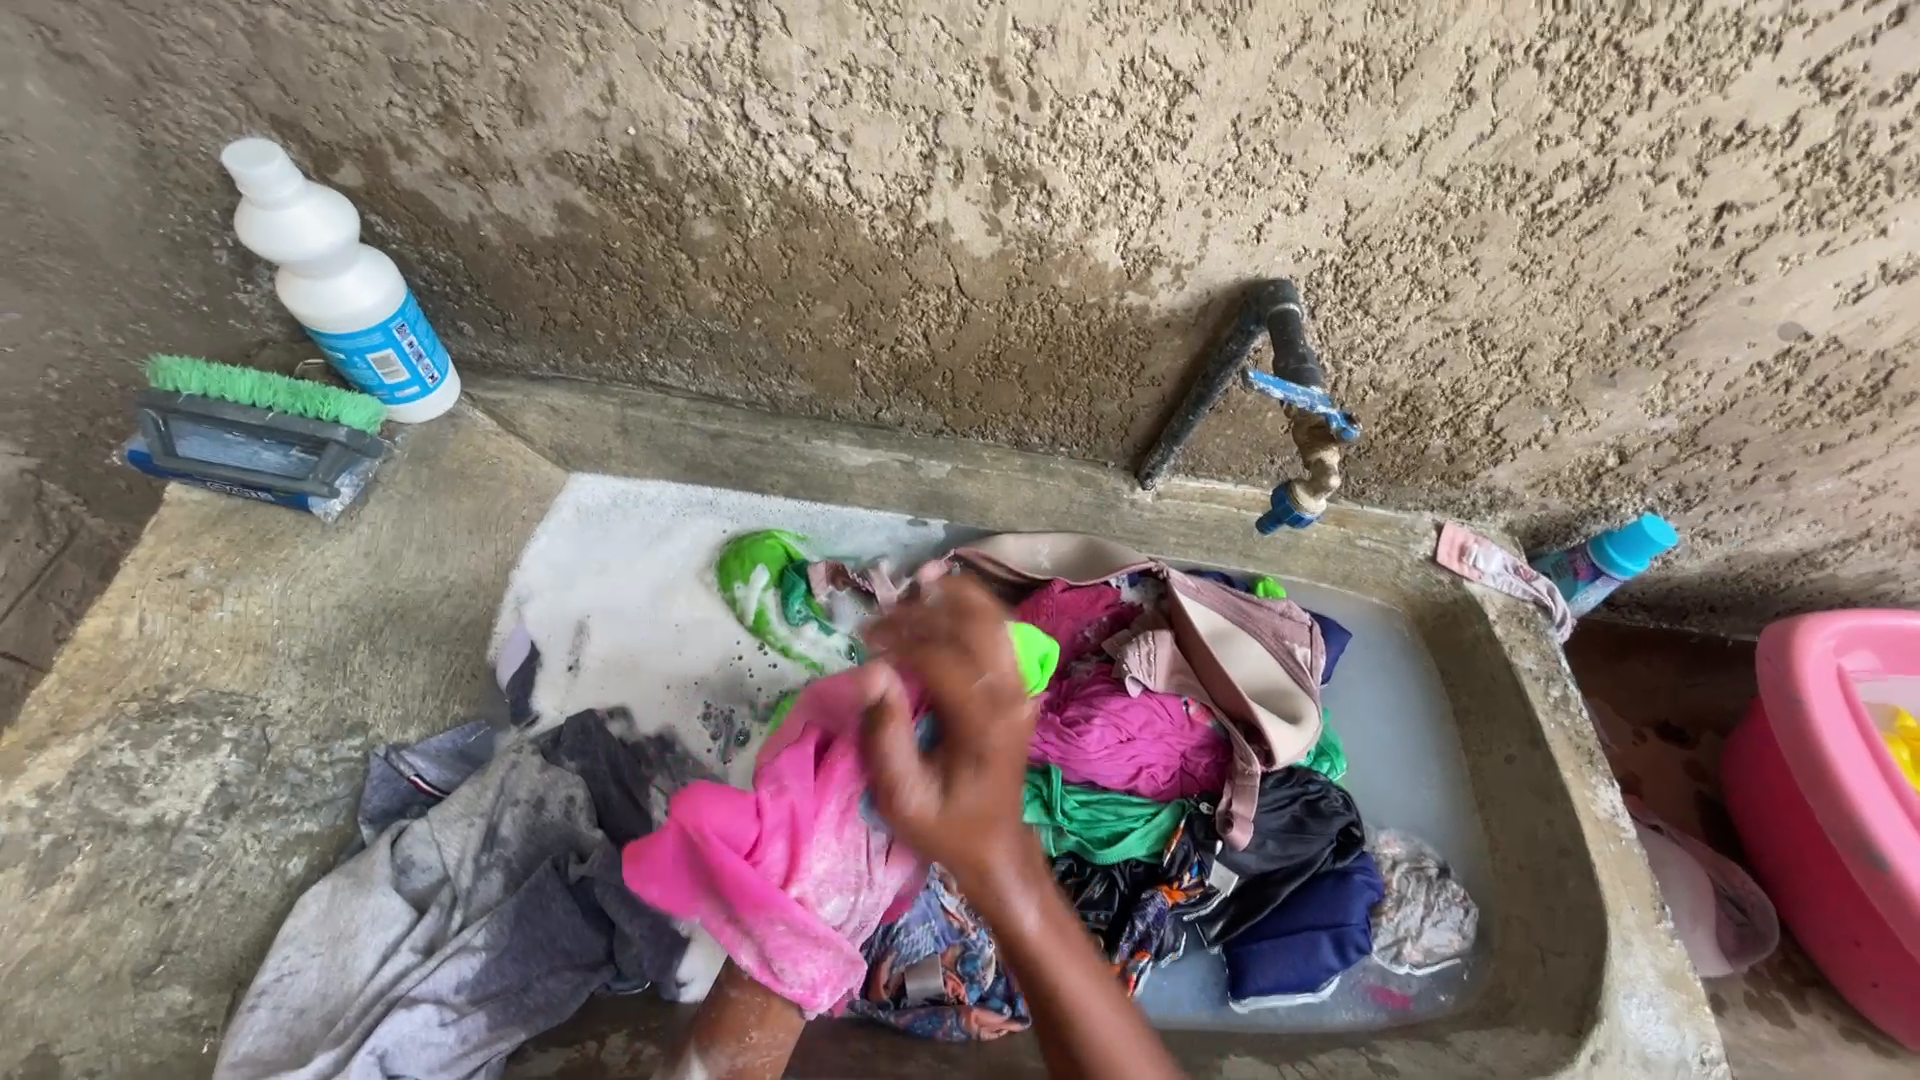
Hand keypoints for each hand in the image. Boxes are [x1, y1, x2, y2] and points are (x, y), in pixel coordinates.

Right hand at [858, 574, 1043, 892]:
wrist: (995, 843)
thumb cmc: (945, 825)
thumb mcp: (903, 796)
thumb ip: (886, 736)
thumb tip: (873, 673)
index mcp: (984, 725)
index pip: (943, 658)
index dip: (902, 641)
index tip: (867, 643)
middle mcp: (1011, 696)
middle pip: (976, 625)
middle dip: (924, 610)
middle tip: (882, 617)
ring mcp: (1021, 688)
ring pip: (994, 619)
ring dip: (954, 596)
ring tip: (914, 585)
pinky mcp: (1018, 685)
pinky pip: (1000, 631)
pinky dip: (972, 607)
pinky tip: (943, 598)